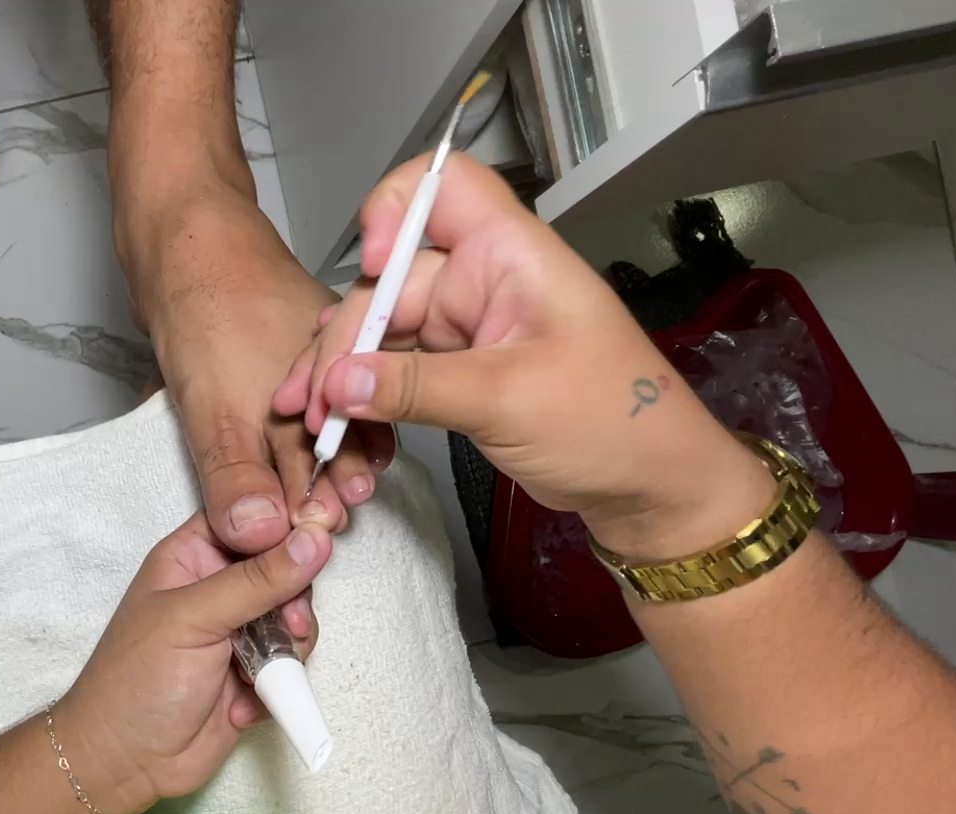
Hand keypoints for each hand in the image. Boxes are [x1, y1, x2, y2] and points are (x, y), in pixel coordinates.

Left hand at [54, 514, 330, 813]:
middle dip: (293, 602)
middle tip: (289, 629)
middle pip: (285, 569)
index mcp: (193, 555)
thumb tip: (314, 539)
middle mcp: (218, 586)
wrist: (127, 763)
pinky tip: (243, 707)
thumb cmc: (139, 678)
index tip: (319, 537)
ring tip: (262, 677)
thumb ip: (257, 580)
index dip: (287, 525)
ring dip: (288, 650)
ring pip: (295, 619)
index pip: (252, 519)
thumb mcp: (195, 618)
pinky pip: (291, 664)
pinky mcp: (253, 672)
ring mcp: (238, 631)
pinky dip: (277, 686)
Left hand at [140, 202, 396, 556]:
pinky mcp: (287, 356)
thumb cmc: (208, 311)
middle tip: (313, 533)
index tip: (302, 546)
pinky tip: (291, 450)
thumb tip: (261, 536)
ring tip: (313, 504)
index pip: (330, 476)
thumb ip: (237, 478)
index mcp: (324, 404)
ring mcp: (311, 365)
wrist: (185, 241)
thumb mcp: (215, 413)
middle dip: (323, 498)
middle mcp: (328, 385)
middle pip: (335, 457)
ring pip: (323, 429)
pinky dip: (299, 432)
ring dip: (315, 469)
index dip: (315, 515)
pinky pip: (304, 403)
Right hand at [272, 157, 771, 560]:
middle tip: (316, 402)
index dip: (392, 211)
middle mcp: (477, 282)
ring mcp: (461, 329)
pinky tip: (334, 418)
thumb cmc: (608, 422)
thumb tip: (337, 384)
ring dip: (340, 372)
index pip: (443, 188)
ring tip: (313, 418)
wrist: (642, 484)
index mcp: (507, 256)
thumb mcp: (506, 399)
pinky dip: (361, 394)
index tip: (365, 268)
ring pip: (380, 331)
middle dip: (345, 338)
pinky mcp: (450, 371)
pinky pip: (390, 371)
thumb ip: (415, 388)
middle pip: (387, 283)